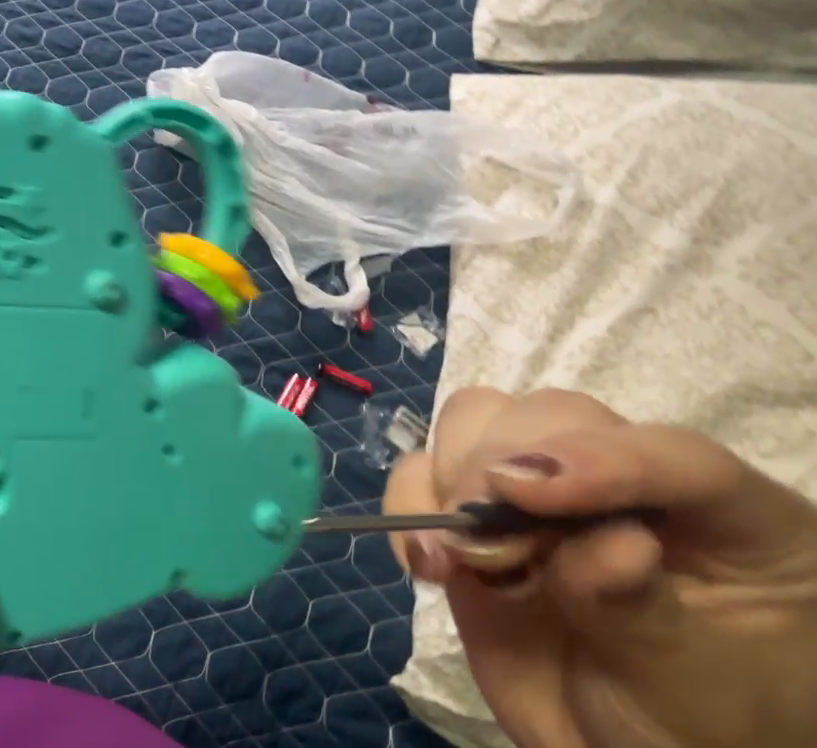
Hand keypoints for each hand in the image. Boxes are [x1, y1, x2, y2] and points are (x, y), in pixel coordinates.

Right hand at [386, 387, 816, 747]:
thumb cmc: (685, 725)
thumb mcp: (688, 681)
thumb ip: (641, 604)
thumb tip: (608, 539)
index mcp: (726, 516)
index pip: (671, 454)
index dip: (600, 459)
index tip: (524, 493)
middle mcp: (622, 482)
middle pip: (552, 416)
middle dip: (501, 468)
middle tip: (491, 549)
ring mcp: (535, 494)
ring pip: (476, 420)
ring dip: (449, 478)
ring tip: (459, 560)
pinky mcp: (466, 513)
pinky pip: (418, 472)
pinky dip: (408, 506)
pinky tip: (426, 563)